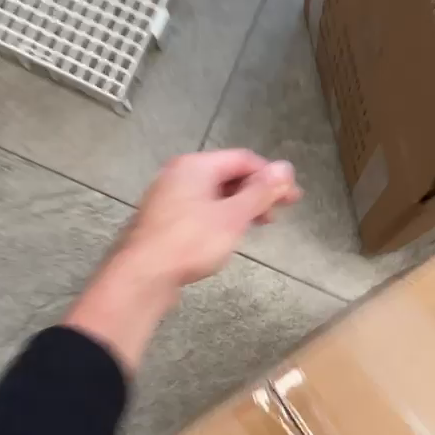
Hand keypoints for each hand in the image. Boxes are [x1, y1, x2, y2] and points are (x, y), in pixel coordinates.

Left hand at [64, 150, 300, 372]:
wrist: (143, 275)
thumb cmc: (190, 243)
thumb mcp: (233, 217)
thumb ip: (260, 192)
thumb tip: (286, 168)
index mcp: (196, 166)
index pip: (244, 160)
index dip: (271, 176)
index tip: (292, 198)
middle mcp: (180, 174)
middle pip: (228, 175)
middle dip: (257, 192)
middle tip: (279, 212)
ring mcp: (169, 196)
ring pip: (214, 193)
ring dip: (240, 205)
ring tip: (259, 224)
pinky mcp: (165, 219)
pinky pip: (200, 208)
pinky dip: (221, 216)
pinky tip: (229, 234)